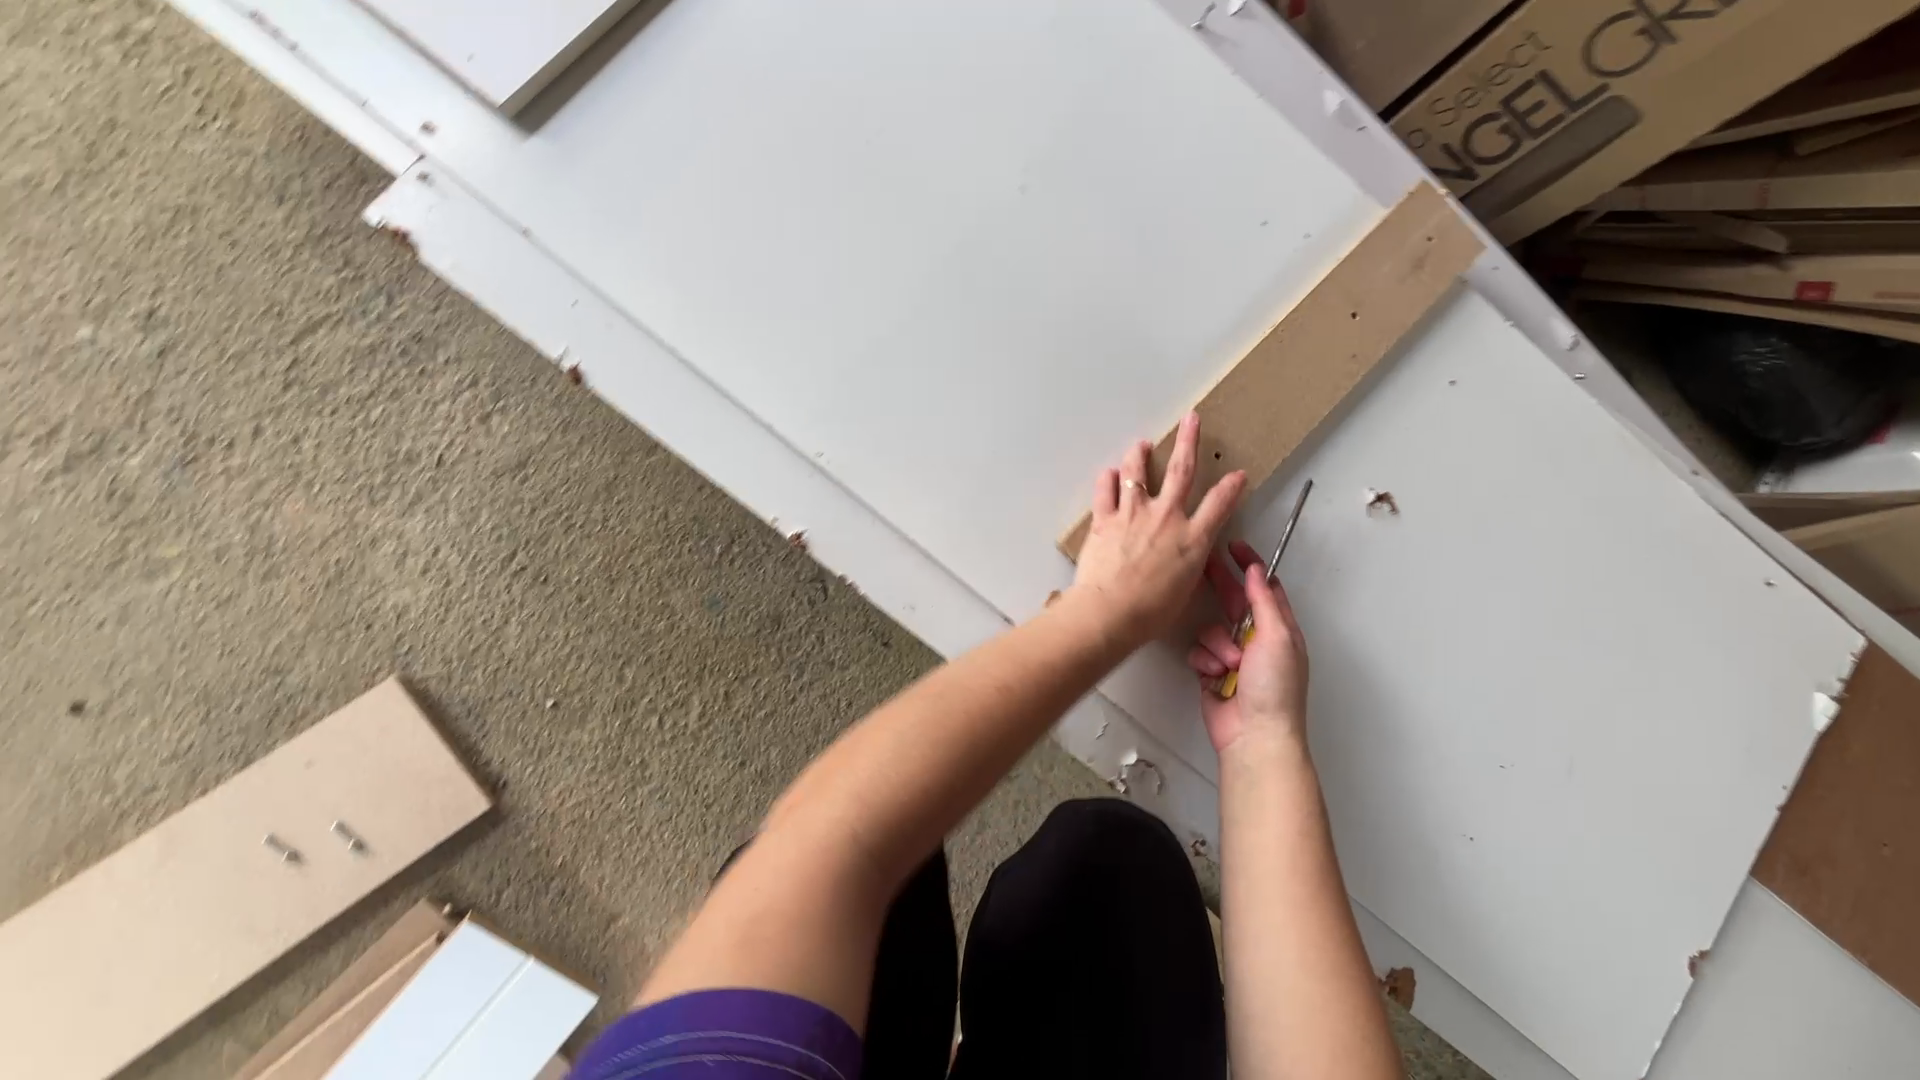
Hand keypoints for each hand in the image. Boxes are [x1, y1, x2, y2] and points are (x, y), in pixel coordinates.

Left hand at [1073, 413, 1245, 646]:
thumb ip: (1187, 567)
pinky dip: (1108, 480)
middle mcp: (1166, 518)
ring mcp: (1133, 514)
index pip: (1220, 504)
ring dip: (1140, 455)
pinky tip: (1109, 473)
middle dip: (1188, 440)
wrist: (1109, 611)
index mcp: (1192, 539)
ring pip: (1137, 473)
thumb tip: (1184, 560)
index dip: (1232, 487)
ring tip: (1141, 444)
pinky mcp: (1104, 519)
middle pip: (1182, 470)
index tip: (1238, 475)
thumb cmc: (1150, 612)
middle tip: (1191, 418)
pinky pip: (1106, 491)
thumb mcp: (1184, 591)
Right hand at [1188, 540, 1309, 753]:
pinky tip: (1214, 677)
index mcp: (1279, 629)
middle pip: (1233, 601)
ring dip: (1216, 645)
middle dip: (1220, 587)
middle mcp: (1256, 639)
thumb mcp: (1277, 637)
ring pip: (1211, 629)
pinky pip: (1198, 652)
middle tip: (1201, 566)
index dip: (1249, 565)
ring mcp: (1234, 657)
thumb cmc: (1275, 691)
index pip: (1264, 587)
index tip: (1233, 546)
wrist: (1254, 735)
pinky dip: (1204, 662)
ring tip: (1229, 666)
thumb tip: (1258, 571)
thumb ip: (1264, 601)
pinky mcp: (1212, 672)